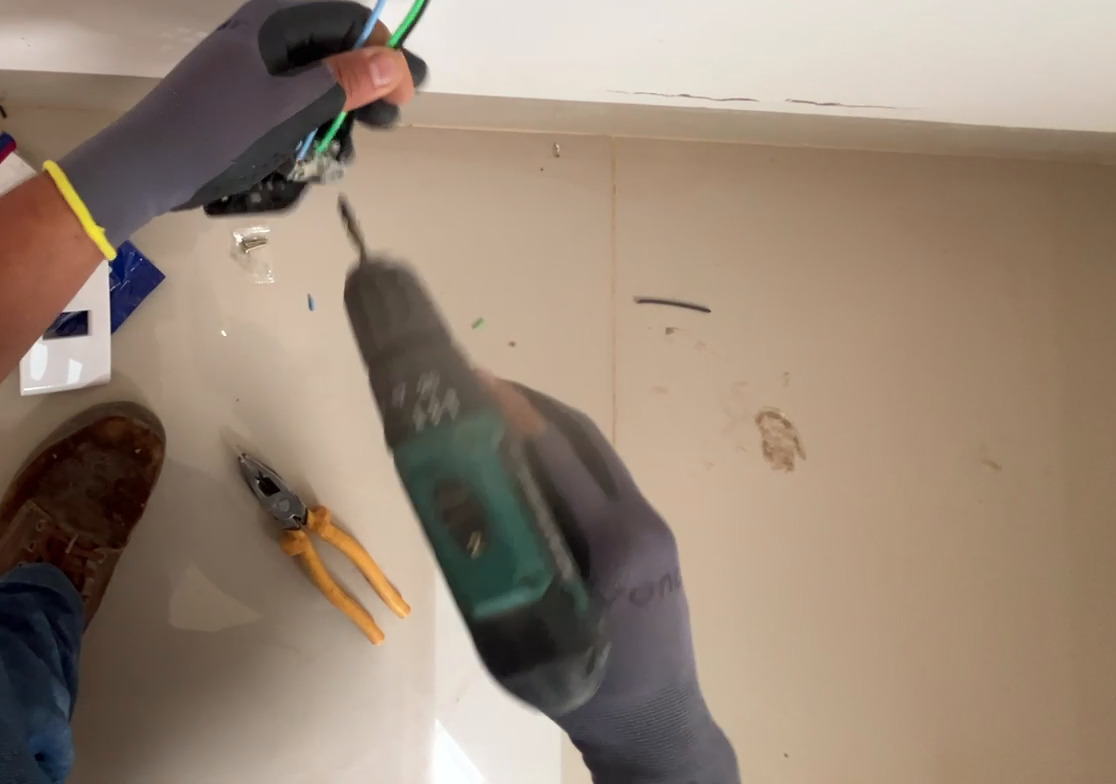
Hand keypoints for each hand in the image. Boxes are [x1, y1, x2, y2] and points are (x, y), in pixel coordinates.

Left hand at [58, 0, 426, 244]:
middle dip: (355, 98)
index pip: (348, 22)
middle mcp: (258, 39)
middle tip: (376, 132)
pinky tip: (295, 164)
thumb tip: (395, 61)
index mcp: (270, 24)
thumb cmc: (214, 133)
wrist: (140, 170)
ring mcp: (241, 72)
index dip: (384, 55)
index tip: (405, 97)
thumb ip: (343, 82)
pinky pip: (279, 111)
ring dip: (325, 125)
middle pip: (328, 57)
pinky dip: (294, 134)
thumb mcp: (286, 109)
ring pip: (306, 90)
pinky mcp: (230, 103)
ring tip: (328, 160)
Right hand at [484, 376, 740, 783]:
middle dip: (531, 404)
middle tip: (480, 386)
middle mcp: (641, 523)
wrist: (660, 729)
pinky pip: (597, 478)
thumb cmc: (594, 689)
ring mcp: (648, 527)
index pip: (563, 460)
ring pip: (593, 453)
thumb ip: (497, 577)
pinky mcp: (645, 537)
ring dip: (545, 424)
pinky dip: (558, 454)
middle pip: (584, 439)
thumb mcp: (534, 638)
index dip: (519, 419)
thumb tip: (454, 517)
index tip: (480, 388)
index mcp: (620, 543)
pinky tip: (521, 459)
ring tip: (494, 408)